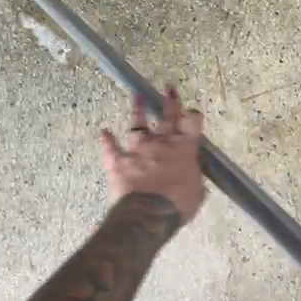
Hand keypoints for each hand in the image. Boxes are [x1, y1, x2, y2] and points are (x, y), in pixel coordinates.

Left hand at [98, 88, 205, 223]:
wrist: (149, 211)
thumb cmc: (179, 202)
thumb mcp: (197, 191)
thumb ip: (194, 179)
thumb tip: (193, 178)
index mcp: (185, 149)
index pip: (192, 125)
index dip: (193, 116)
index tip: (192, 110)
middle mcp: (162, 143)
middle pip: (168, 118)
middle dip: (170, 102)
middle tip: (169, 88)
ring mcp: (139, 150)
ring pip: (138, 125)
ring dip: (138, 110)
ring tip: (136, 96)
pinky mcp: (119, 161)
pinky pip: (112, 148)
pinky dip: (107, 140)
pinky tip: (103, 131)